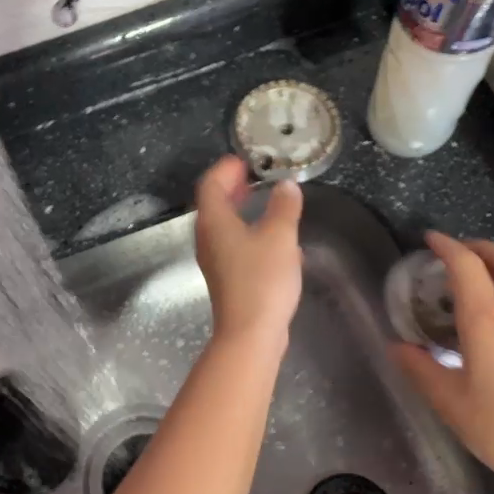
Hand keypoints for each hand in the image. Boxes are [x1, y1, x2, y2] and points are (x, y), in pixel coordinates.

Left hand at [194, 156, 303, 350]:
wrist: (250, 332)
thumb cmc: (262, 279)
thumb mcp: (280, 236)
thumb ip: (283, 207)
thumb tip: (286, 185)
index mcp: (214, 221)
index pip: (210, 184)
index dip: (225, 169)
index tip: (243, 160)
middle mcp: (207, 238)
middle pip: (213, 203)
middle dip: (230, 186)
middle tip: (251, 176)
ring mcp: (214, 259)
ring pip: (222, 224)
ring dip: (238, 209)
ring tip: (260, 200)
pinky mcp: (226, 277)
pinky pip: (231, 243)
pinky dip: (246, 230)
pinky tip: (269, 236)